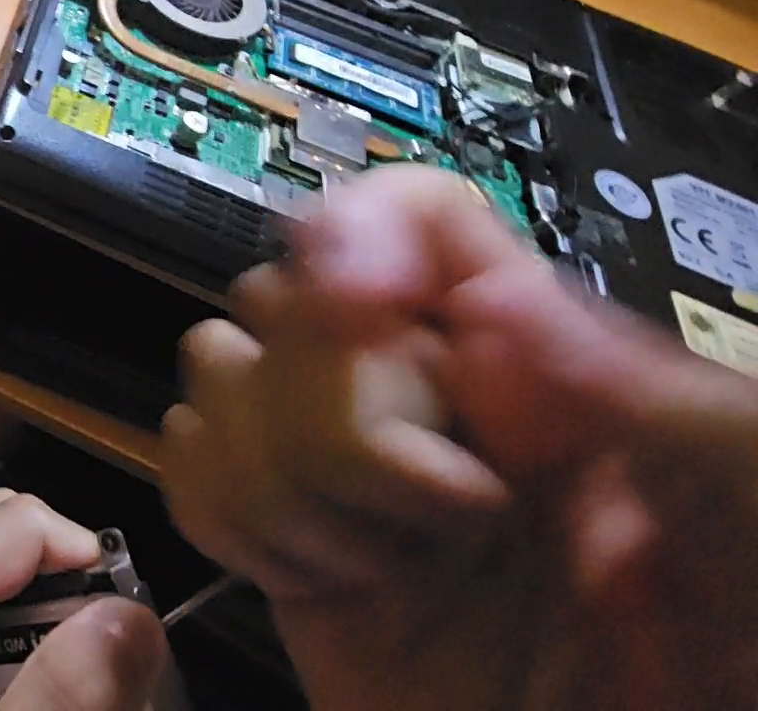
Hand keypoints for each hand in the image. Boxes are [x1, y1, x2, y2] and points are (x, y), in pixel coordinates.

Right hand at [161, 164, 757, 710]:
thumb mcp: (756, 525)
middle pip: (278, 295)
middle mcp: (403, 381)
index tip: (364, 299)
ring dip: (285, 486)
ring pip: (212, 369)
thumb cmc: (727, 668)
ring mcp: (316, 449)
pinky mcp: (259, 519)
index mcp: (527, 356)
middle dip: (336, 417)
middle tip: (452, 518)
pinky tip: (309, 572)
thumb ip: (664, 407)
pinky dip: (227, 517)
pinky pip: (179, 458)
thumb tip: (497, 302)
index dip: (364, 228)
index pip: (411, 214)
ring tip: (387, 566)